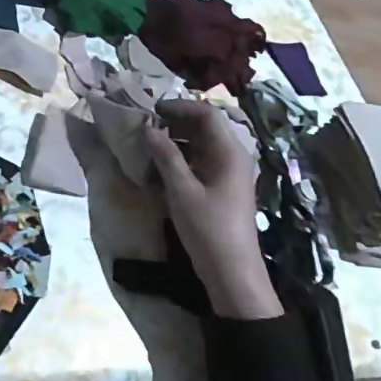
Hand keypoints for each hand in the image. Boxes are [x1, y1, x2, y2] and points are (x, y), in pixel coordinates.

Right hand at [144, 100, 282, 320]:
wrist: (233, 274)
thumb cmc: (209, 229)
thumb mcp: (182, 191)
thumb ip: (166, 156)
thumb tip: (148, 128)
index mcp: (230, 152)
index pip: (207, 114)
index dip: (179, 107)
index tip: (152, 109)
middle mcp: (234, 157)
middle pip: (206, 128)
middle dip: (176, 122)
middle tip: (147, 124)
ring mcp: (230, 174)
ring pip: (202, 146)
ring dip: (177, 141)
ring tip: (149, 144)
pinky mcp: (223, 189)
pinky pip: (202, 163)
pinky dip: (182, 160)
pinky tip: (160, 168)